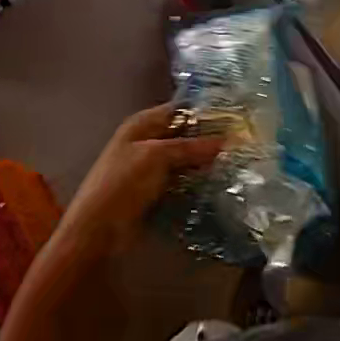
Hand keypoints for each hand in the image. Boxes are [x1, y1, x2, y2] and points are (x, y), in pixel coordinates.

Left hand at [55, 103, 225, 256]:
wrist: (97, 231)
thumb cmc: (123, 184)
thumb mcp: (157, 156)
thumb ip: (192, 146)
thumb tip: (229, 139)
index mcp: (142, 124)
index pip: (180, 109)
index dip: (206, 112)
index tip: (236, 117)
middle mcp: (147, 140)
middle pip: (185, 133)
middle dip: (210, 138)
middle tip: (242, 141)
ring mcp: (151, 167)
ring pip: (186, 157)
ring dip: (206, 160)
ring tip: (237, 160)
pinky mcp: (156, 190)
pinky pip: (182, 178)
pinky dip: (197, 179)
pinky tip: (219, 180)